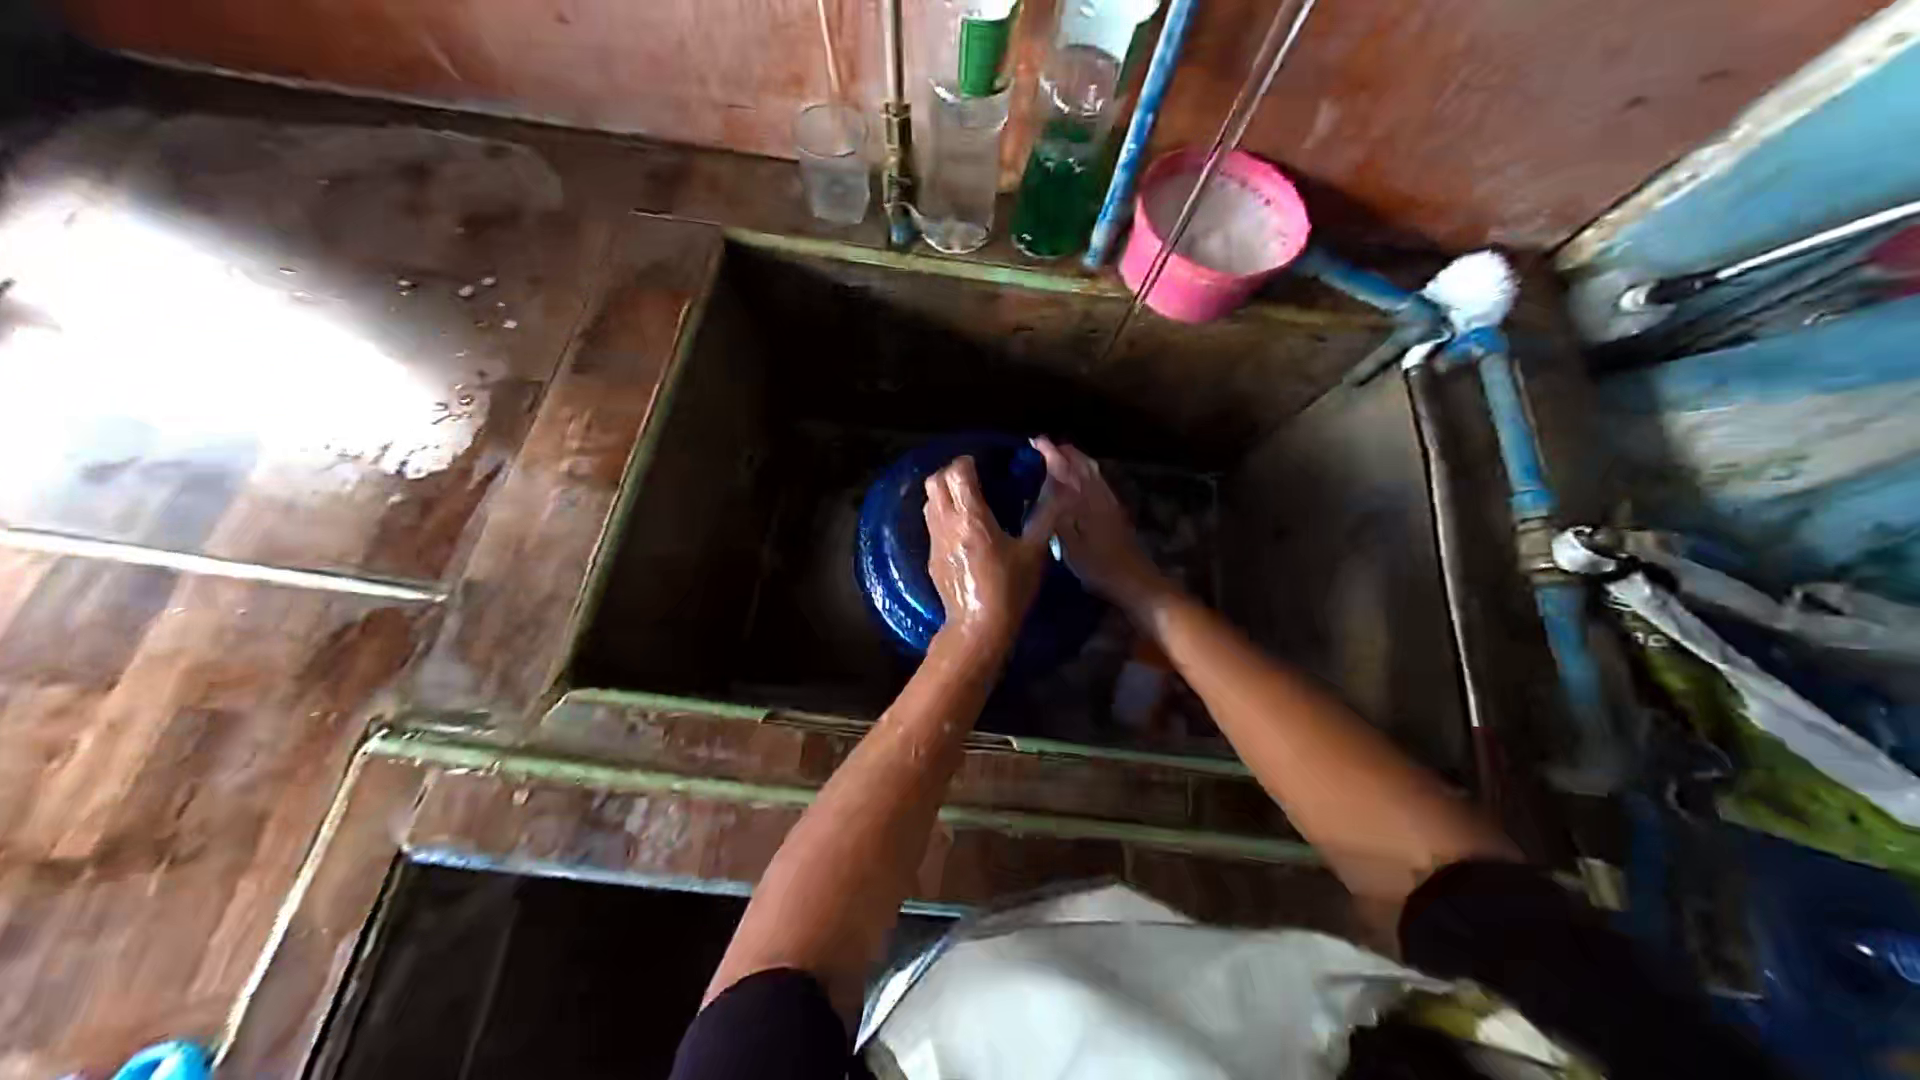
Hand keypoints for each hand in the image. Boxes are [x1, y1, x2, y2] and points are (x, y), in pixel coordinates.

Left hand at [923, 455, 1061, 646]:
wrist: (978, 627)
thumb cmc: (1010, 589)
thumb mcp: (1034, 552)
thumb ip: (1045, 515)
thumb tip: (1063, 489)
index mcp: (971, 518)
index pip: (957, 473)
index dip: (967, 462)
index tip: (984, 464)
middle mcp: (946, 524)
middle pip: (934, 481)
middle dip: (951, 473)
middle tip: (973, 478)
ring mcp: (935, 541)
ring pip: (929, 502)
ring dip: (944, 493)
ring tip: (968, 500)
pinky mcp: (932, 558)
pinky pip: (932, 524)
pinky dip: (944, 516)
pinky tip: (964, 530)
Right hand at [1029, 437, 1172, 613]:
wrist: (1135, 581)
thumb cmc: (1098, 568)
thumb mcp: (1070, 545)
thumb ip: (1059, 514)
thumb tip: (1045, 489)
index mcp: (1085, 502)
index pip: (1065, 469)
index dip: (1050, 453)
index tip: (1035, 441)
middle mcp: (1099, 496)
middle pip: (1082, 464)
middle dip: (1064, 451)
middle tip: (1045, 446)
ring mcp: (1110, 503)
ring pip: (1093, 471)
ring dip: (1077, 459)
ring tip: (1061, 455)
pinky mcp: (1116, 512)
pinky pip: (1099, 481)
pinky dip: (1087, 472)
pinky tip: (1081, 479)